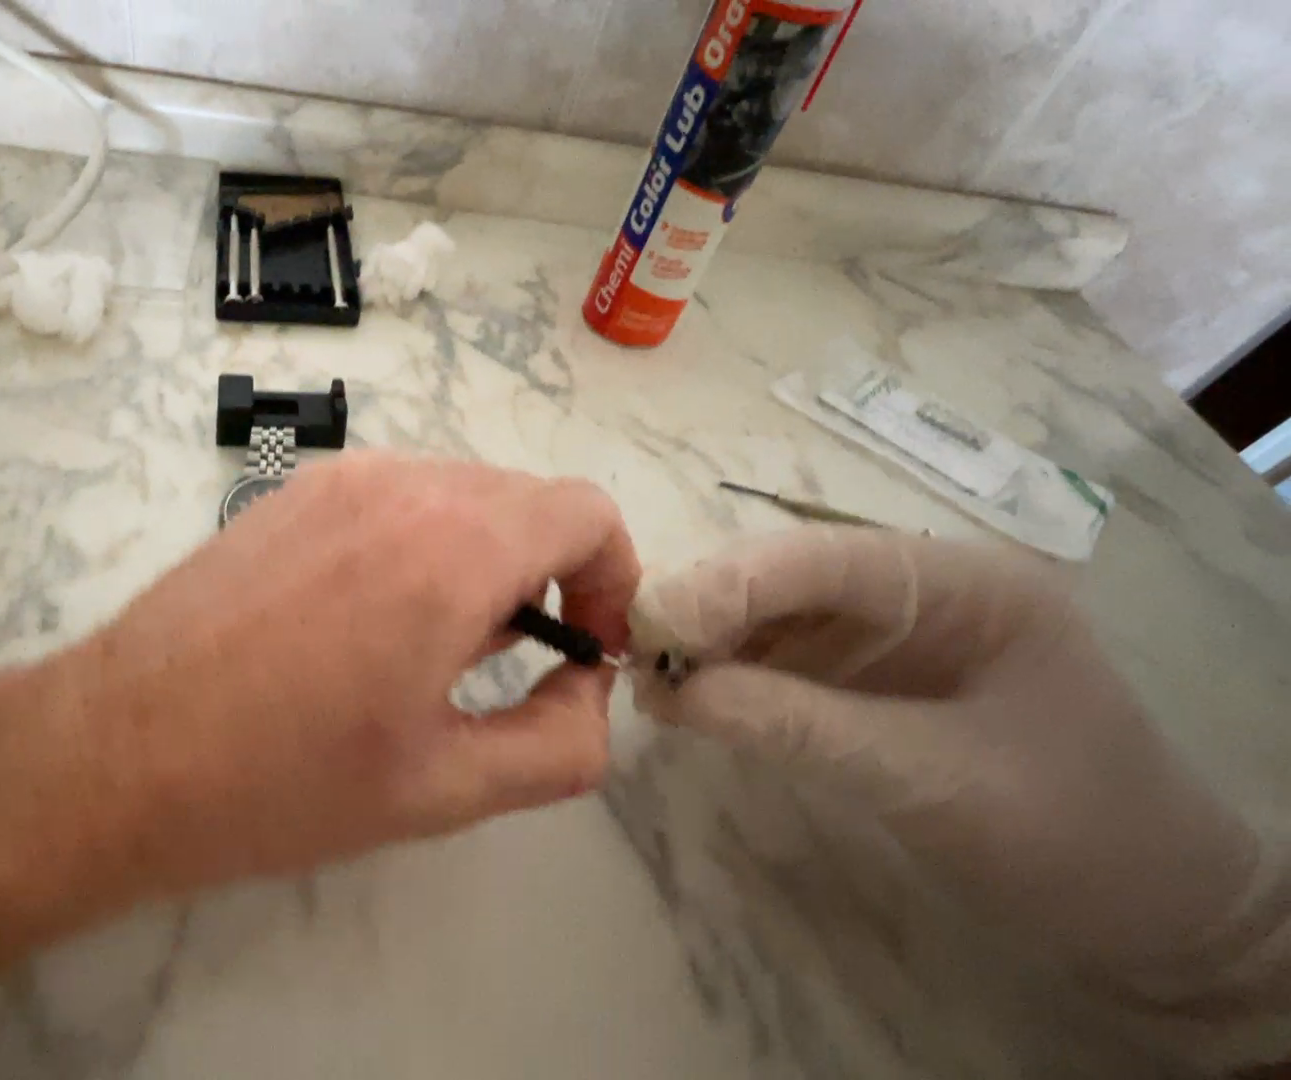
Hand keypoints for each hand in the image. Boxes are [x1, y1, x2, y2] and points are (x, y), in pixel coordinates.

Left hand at [37, 452, 638, 895]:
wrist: (116, 749)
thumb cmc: (282, 781)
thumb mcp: (445, 788)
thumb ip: (560, 742)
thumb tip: (589, 686)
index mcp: (452, 547)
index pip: (585, 513)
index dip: (613, 579)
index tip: (586, 648)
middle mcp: (398, 484)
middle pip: (523, 501)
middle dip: (545, 576)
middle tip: (499, 666)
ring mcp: (334, 479)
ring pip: (456, 495)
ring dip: (478, 560)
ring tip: (426, 652)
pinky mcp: (285, 494)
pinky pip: (391, 499)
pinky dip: (416, 544)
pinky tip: (362, 622)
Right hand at [628, 527, 1279, 1004]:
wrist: (1149, 919)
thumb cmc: (1069, 837)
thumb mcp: (928, 779)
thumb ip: (794, 724)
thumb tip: (666, 691)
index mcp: (961, 583)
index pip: (820, 558)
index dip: (727, 584)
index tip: (649, 624)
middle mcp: (911, 588)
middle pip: (780, 575)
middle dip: (704, 609)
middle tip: (632, 651)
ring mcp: (878, 631)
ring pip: (763, 613)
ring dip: (701, 642)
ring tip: (645, 679)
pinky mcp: (852, 674)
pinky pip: (769, 657)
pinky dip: (718, 674)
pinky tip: (679, 696)